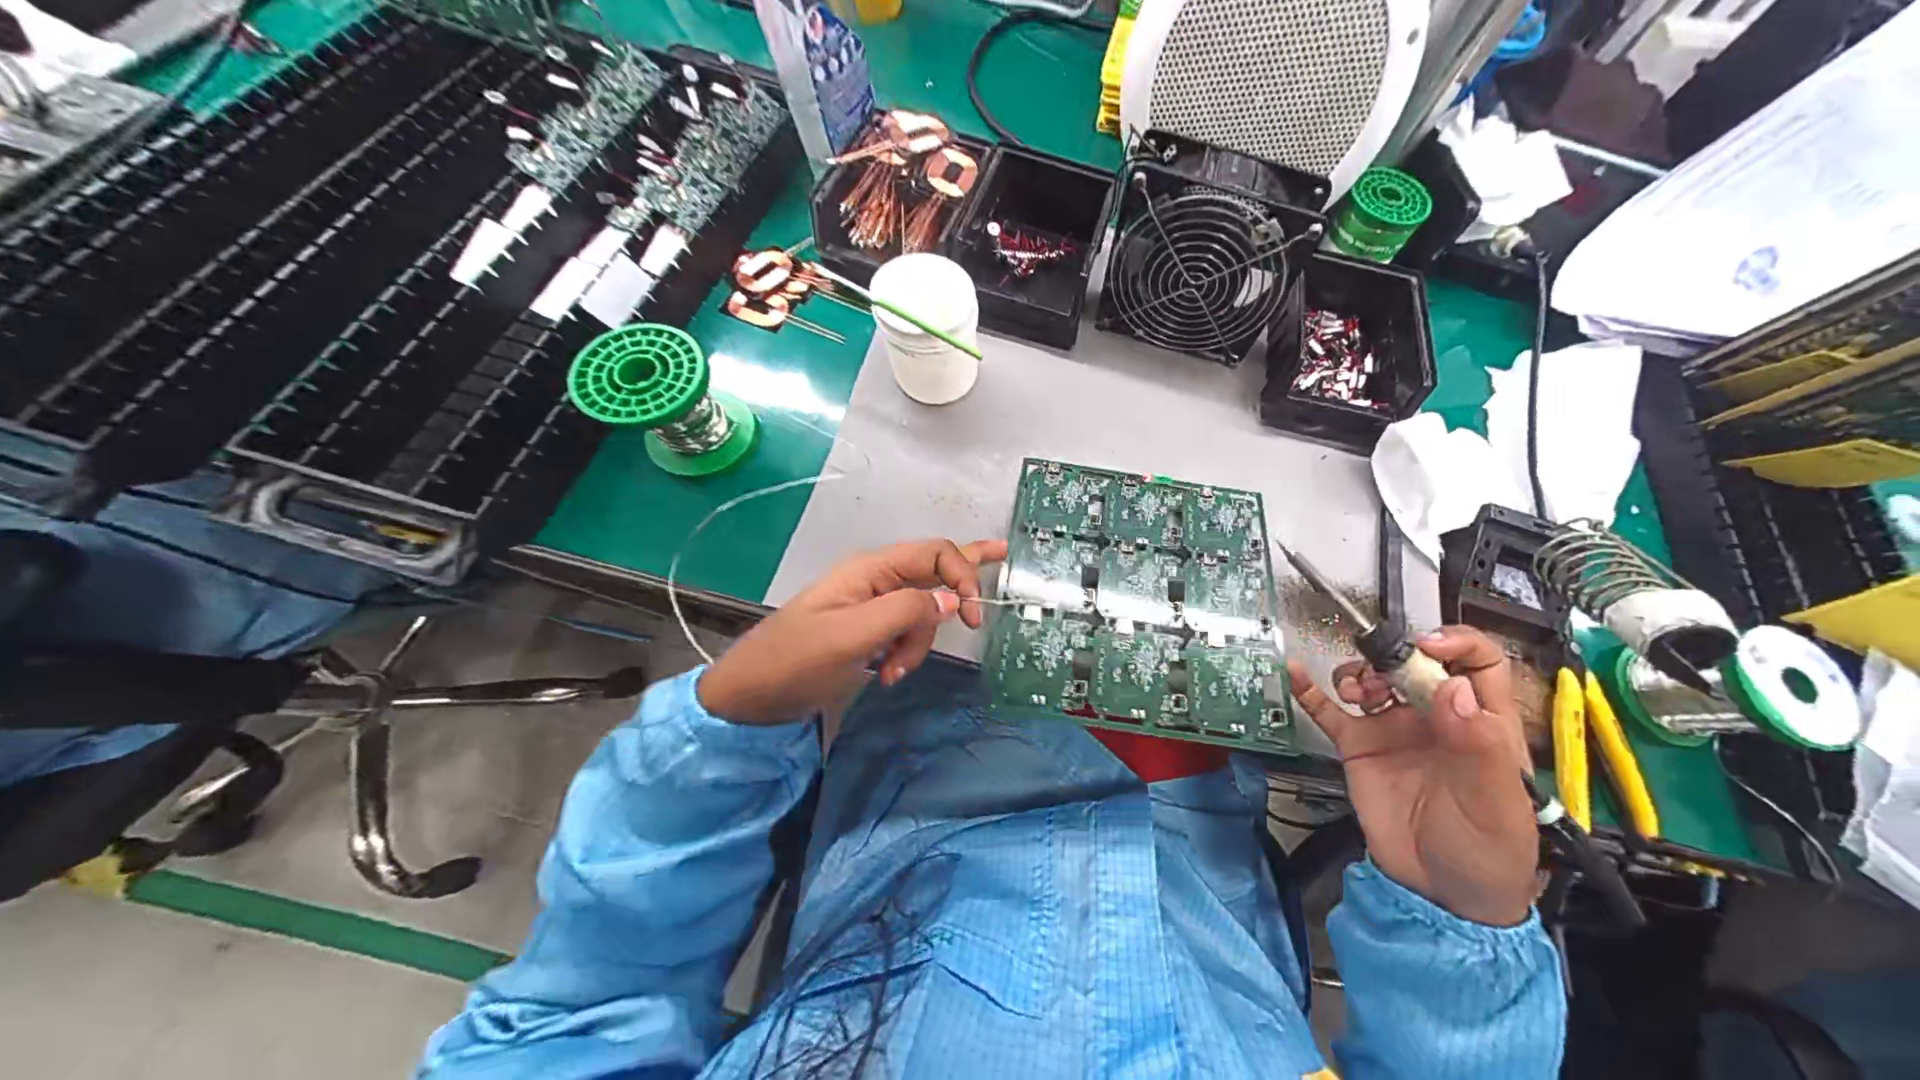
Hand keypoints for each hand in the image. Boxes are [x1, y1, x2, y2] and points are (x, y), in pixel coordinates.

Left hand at [698, 538, 1007, 724]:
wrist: (753, 695)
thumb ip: (904, 612)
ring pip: (922, 612)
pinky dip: (907, 652)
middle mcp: (874, 580)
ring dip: (918, 643)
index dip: (962, 575)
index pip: (934, 553)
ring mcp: (870, 606)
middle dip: (956, 586)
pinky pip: (904, 631)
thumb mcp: (852, 636)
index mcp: (870, 569)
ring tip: (893, 672)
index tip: (972, 616)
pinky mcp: (867, 631)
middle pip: (933, 572)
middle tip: (998, 566)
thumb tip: (951, 600)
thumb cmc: (798, 660)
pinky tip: (889, 673)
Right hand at [1287, 626, 1538, 925]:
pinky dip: (1309, 690)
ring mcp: (1392, 729)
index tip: (1427, 646)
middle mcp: (1434, 717)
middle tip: (1383, 677)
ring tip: (1356, 694)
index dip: (1455, 643)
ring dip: (1357, 673)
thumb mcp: (1496, 805)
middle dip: (1393, 656)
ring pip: (1370, 679)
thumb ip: (1478, 747)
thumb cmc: (1487, 853)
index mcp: (1479, 722)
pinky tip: (1297, 676)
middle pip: (1412, 662)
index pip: (1476, 663)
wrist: (1439, 894)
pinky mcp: (1358, 747)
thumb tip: (1453, 687)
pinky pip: (1328, 711)